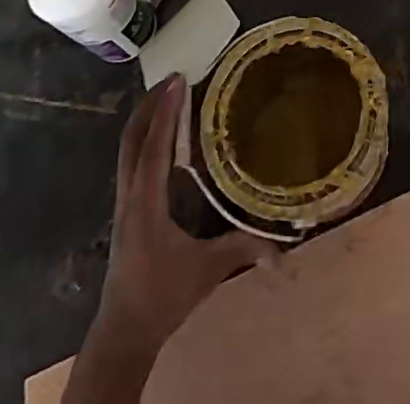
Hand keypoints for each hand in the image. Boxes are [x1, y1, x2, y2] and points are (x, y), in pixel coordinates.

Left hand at [64, 76, 275, 403]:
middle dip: (149, 105)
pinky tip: (165, 140)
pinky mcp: (127, 210)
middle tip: (173, 80)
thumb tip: (284, 246)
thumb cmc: (163, 296)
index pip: (154, 146)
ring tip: (169, 99)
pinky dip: (146, 140)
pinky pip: (132, 162)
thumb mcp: (207, 270)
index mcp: (146, 202)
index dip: (166, 111)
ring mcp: (124, 202)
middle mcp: (130, 195)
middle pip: (131, 139)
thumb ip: (244, 249)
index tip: (178, 80)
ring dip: (146, 120)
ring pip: (127, 150)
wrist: (125, 330)